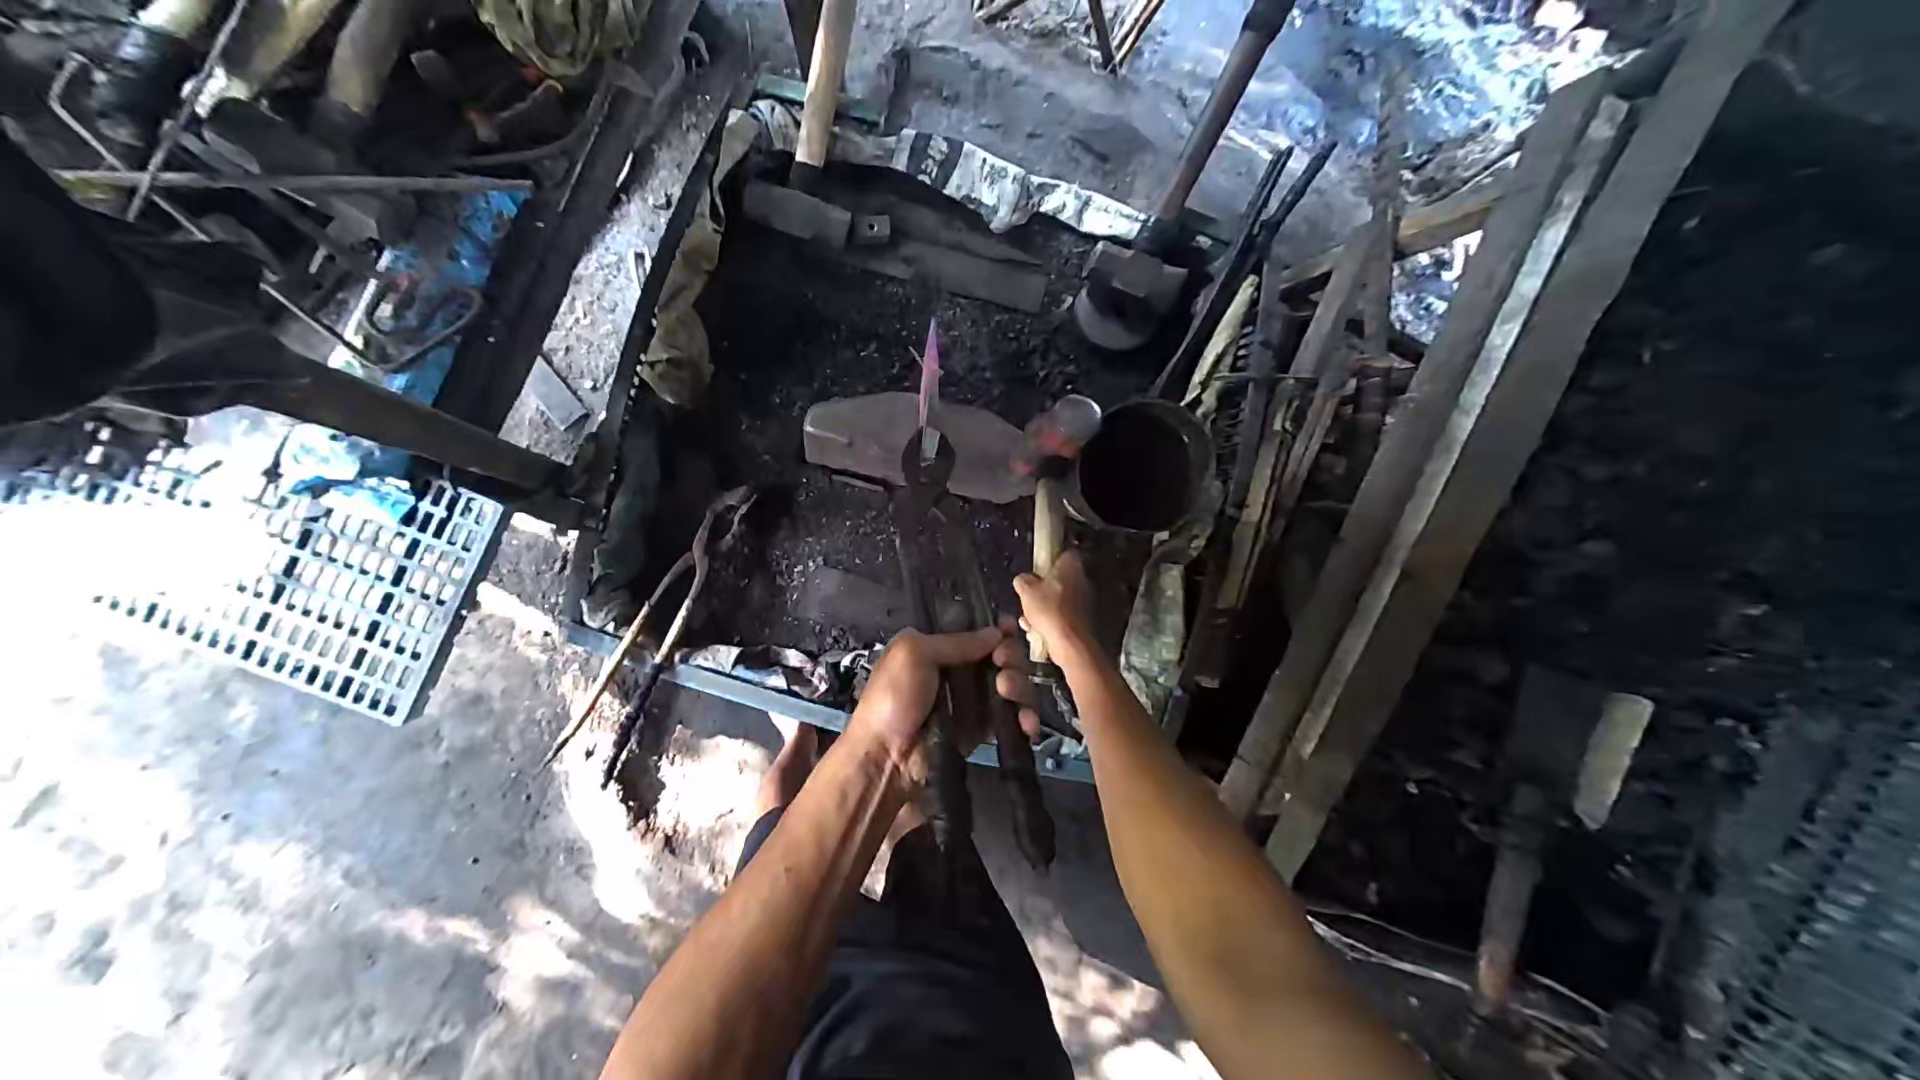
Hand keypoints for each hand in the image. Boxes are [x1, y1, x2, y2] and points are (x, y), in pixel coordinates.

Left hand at [848, 619, 1043, 778]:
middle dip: (1010, 655)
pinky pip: (1014, 716)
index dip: (998, 628)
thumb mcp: (914, 653)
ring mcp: (973, 700)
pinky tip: (1027, 722)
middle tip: (1003, 662)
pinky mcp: (984, 728)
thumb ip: (956, 640)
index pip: (977, 630)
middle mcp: (959, 670)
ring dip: (1020, 684)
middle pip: (1002, 654)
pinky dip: (1026, 717)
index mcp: (938, 646)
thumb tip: (996, 632)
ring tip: (1007, 690)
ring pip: (1013, 683)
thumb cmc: (894, 697)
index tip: (1009, 628)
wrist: (886, 757)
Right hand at [1013, 550, 1095, 659]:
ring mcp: (1084, 602)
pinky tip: (1036, 632)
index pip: (1065, 554)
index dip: (1051, 559)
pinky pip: (1062, 617)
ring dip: (1042, 609)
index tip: (1038, 568)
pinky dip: (1049, 623)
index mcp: (1072, 567)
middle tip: (1028, 598)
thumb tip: (1023, 579)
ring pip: (1058, 600)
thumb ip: (1023, 581)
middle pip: (1059, 580)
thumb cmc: (1049, 610)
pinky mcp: (1082, 621)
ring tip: (1028, 620)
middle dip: (1041, 590)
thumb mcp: (1026, 591)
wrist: (1070, 643)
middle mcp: (1082, 581)